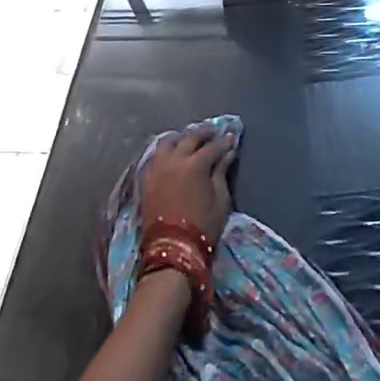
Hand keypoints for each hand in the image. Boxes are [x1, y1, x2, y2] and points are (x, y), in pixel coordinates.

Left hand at [143, 124, 237, 238]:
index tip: (232, 137)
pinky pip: (156, 155)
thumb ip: (221, 172)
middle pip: (190, 138)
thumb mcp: (220, 199)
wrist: (172, 249)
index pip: (213, 146)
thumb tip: (228, 153)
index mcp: (195, 164)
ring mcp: (158, 168)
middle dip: (204, 132)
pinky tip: (172, 152)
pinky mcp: (147, 178)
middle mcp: (175, 160)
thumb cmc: (203, 226)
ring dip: (181, 137)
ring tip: (189, 139)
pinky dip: (166, 150)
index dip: (224, 141)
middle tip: (213, 131)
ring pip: (168, 142)